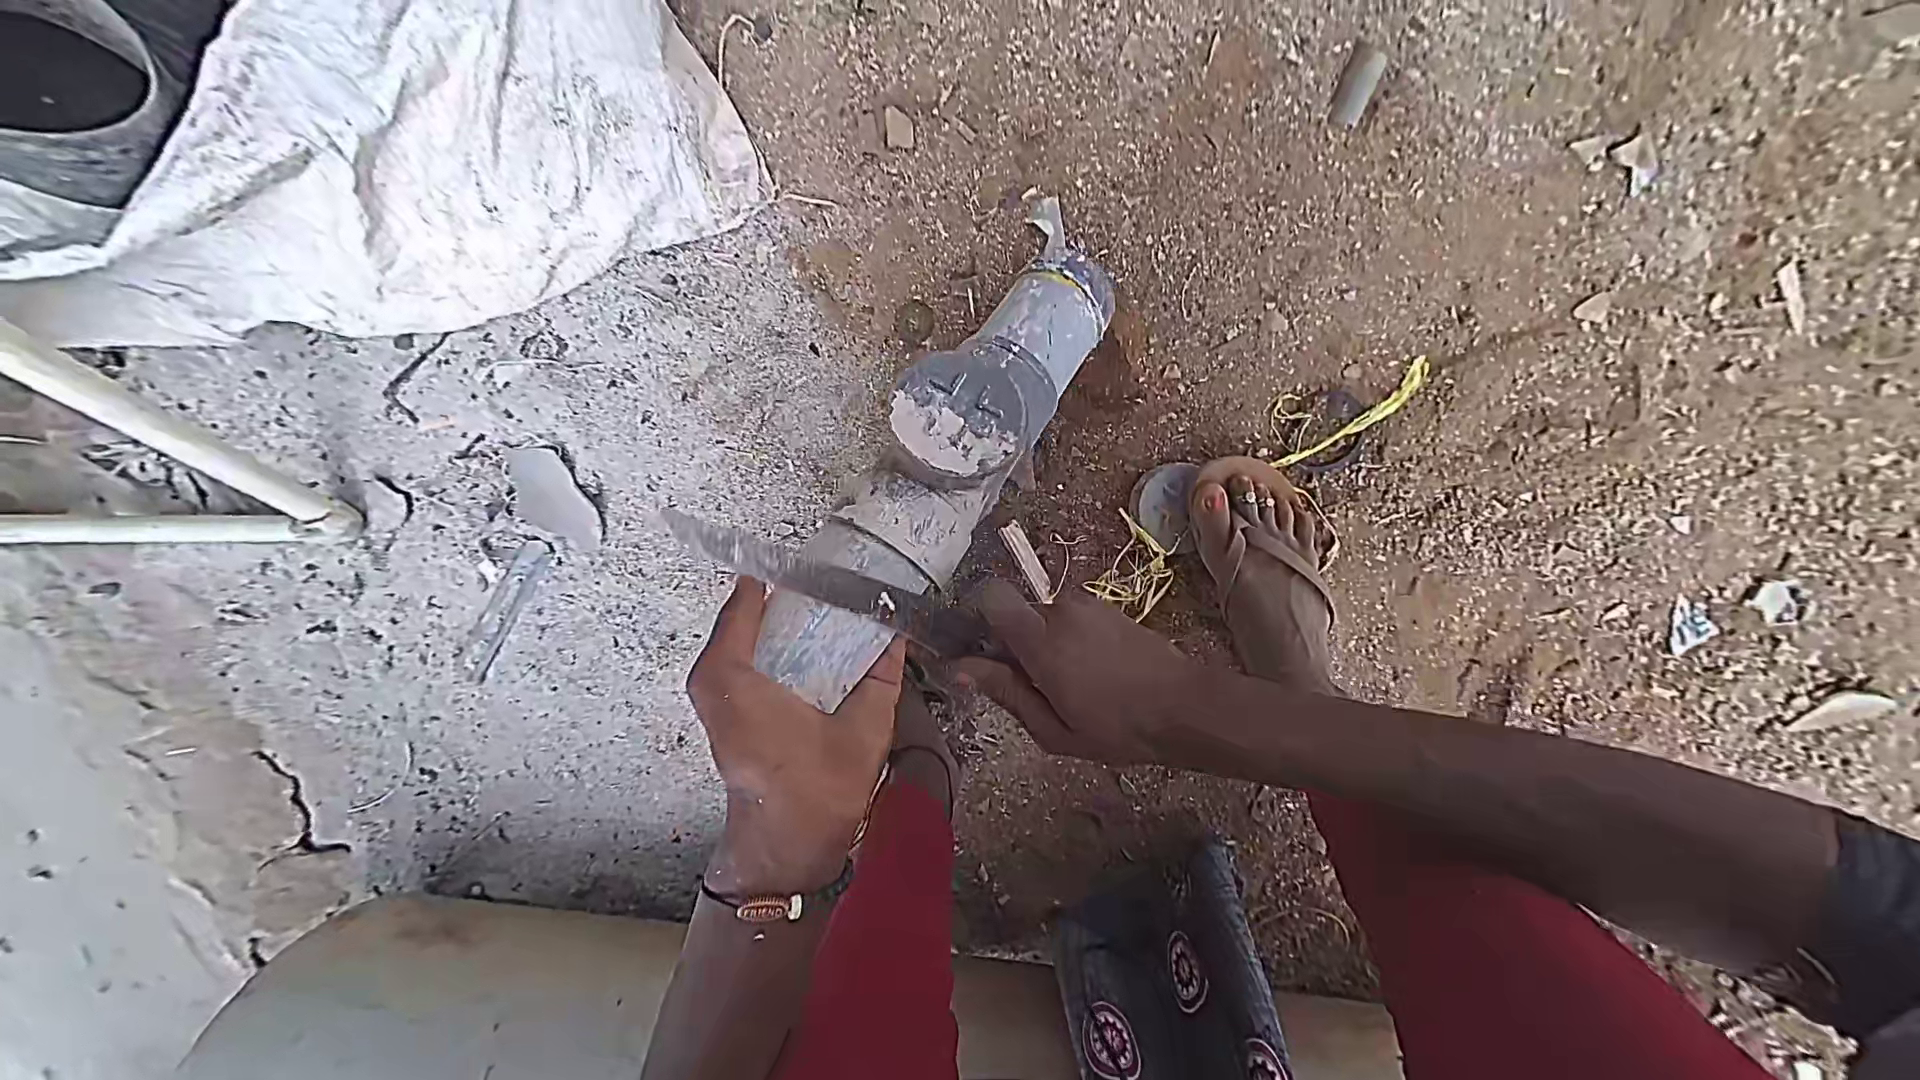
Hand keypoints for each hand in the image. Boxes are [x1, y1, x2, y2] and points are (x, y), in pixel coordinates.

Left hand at [687, 577, 905, 895]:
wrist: (788, 847)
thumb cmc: (819, 791)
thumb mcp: (866, 729)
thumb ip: (882, 676)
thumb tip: (895, 635)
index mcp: (745, 688)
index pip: (743, 613)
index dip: (766, 585)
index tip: (792, 567)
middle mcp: (719, 691)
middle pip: (736, 624)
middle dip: (769, 601)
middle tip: (808, 585)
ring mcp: (712, 706)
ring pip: (733, 645)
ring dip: (765, 625)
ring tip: (806, 609)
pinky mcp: (718, 719)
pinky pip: (734, 667)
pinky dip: (761, 649)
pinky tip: (796, 648)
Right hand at [949, 580, 1204, 764]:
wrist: (1186, 706)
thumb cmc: (1117, 727)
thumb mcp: (1052, 728)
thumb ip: (1004, 692)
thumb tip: (958, 668)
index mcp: (1040, 639)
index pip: (990, 598)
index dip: (978, 620)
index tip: (985, 655)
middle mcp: (1059, 609)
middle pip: (1017, 616)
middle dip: (1016, 646)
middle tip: (1039, 688)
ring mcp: (1086, 604)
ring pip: (1044, 619)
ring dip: (1046, 644)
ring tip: (1074, 684)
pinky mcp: (1106, 607)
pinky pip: (1069, 618)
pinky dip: (1069, 640)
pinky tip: (1095, 672)